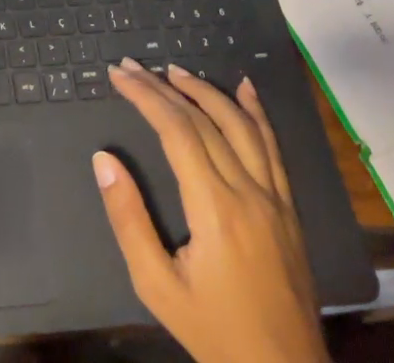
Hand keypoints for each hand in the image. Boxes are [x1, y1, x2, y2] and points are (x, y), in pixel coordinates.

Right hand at [95, 59, 328, 362]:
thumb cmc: (212, 328)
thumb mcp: (156, 285)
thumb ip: (129, 219)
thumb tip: (103, 160)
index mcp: (215, 208)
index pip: (177, 131)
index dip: (146, 96)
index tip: (119, 75)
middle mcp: (249, 191)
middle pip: (205, 121)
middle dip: (165, 88)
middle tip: (133, 66)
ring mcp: (275, 197)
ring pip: (242, 126)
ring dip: (207, 91)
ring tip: (176, 70)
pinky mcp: (290, 208)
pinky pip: (275, 149)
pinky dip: (258, 114)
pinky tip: (246, 90)